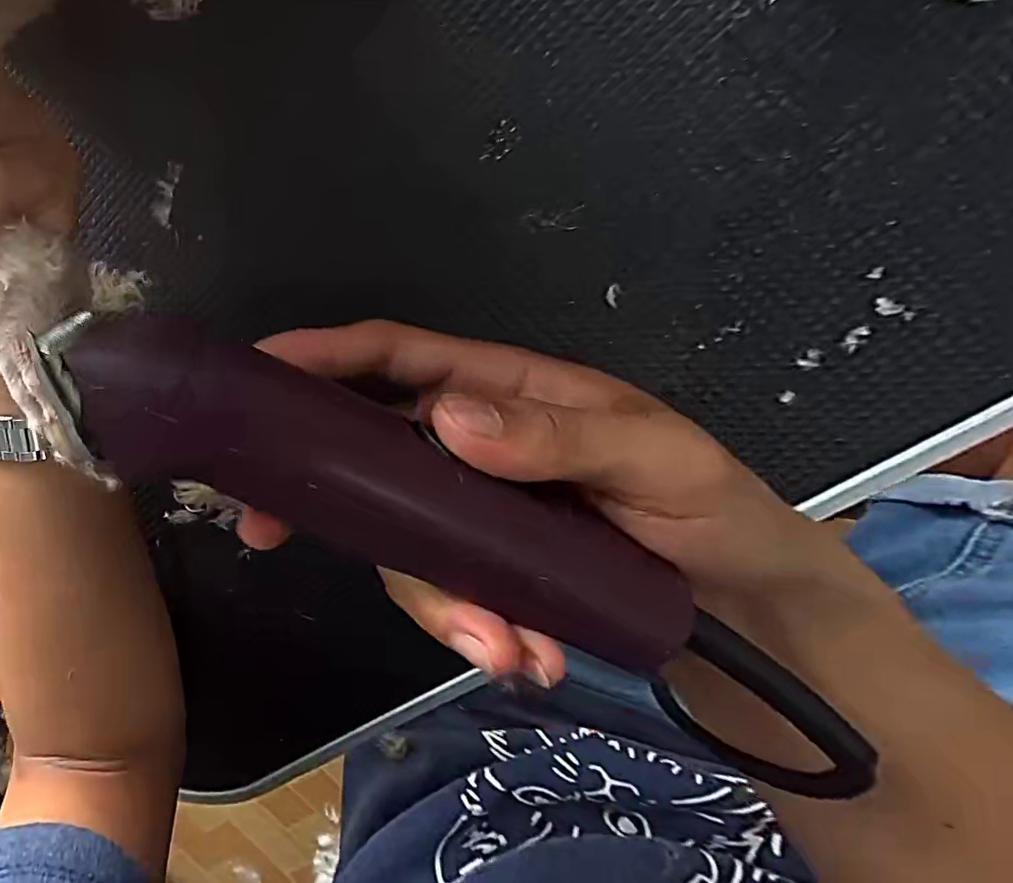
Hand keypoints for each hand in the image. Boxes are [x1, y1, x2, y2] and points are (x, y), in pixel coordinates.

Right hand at [236, 320, 865, 684]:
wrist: (755, 615)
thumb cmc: (712, 507)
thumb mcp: (655, 458)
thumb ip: (558, 435)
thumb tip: (446, 417)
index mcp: (492, 387)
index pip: (388, 355)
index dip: (318, 355)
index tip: (258, 372)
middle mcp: (457, 443)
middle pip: (359, 451)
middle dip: (311, 492)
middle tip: (264, 530)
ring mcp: (459, 507)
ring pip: (394, 537)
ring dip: (429, 596)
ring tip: (498, 647)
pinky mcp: (473, 565)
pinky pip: (436, 589)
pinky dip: (463, 627)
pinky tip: (517, 658)